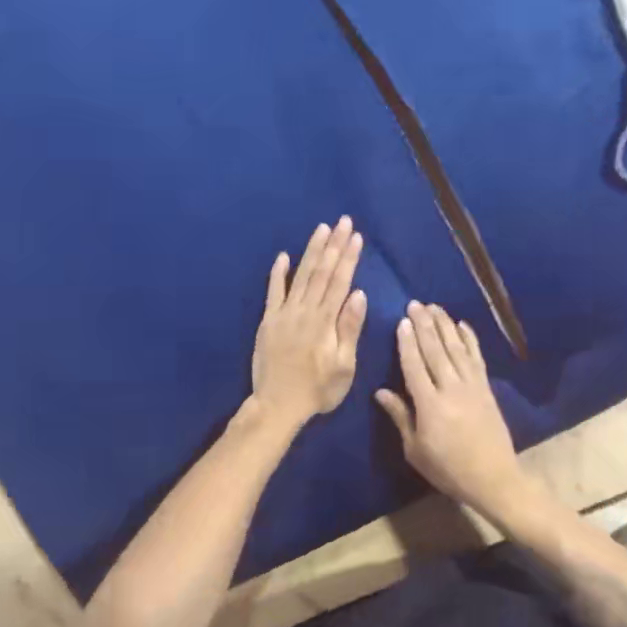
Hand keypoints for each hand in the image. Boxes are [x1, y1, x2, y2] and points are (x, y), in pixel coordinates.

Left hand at [251, 217, 366, 426]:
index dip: (348, 257)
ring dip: (311, 251)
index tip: (356, 236)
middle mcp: (304, 311)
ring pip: (300, 276)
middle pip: (321, 272)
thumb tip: (358, 294)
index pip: (340, 281)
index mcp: (325, 321)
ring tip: (321, 229)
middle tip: (342, 221)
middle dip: (333, 245)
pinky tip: (283, 256)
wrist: (278, 404)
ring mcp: (283, 314)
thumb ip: (349, 328)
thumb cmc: (318, 390)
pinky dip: (278, 273)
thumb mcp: (344, 366)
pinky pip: (273, 292)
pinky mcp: (268, 321)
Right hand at [374, 301, 535, 520]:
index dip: (407, 342)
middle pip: (435, 350)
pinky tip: (462, 325)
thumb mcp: (415, 450)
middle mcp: (451, 389)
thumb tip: (380, 391)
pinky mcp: (487, 389)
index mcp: (429, 405)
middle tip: (415, 304)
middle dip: (424, 325)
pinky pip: (476, 358)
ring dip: (445, 325)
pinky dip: (469, 339)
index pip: (414, 365)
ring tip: (434, 307)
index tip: (401, 321)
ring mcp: (472, 386)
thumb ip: (401, 417)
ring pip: (456, 348)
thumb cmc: (448, 469)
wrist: (493, 478)